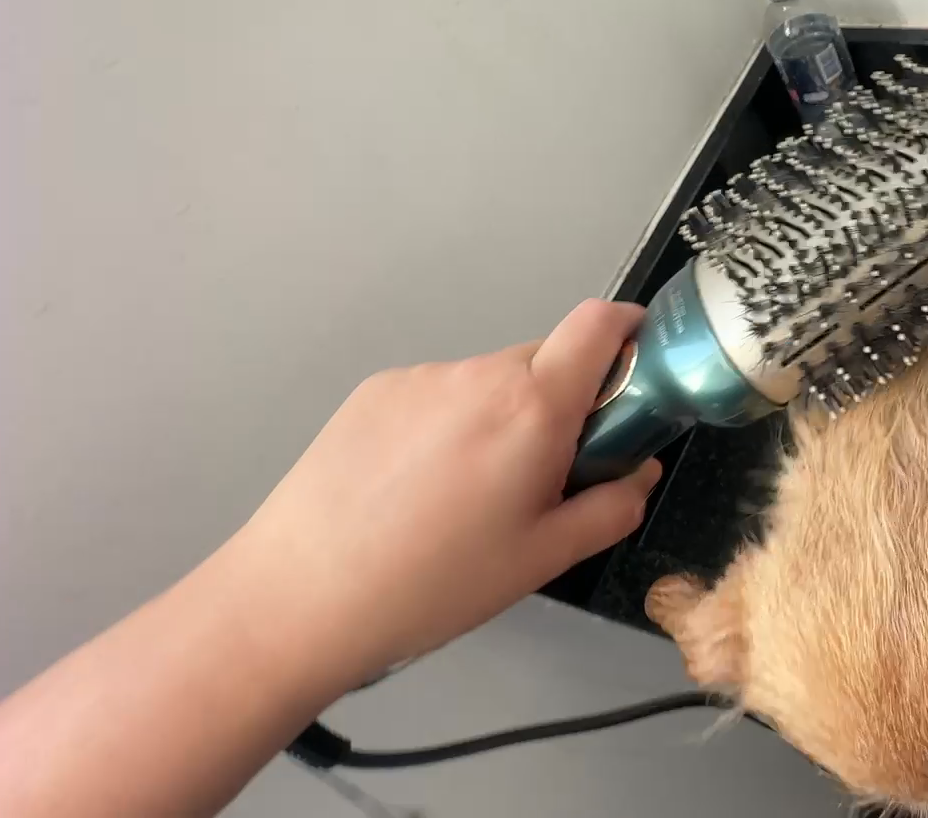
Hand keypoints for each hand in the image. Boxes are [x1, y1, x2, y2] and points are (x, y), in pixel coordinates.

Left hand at [214, 299, 662, 686]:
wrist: (286, 605)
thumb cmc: (437, 583)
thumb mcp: (549, 557)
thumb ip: (617, 504)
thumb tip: (641, 469)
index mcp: (534, 406)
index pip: (598, 323)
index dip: (629, 327)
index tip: (635, 365)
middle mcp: (481, 373)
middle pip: (551, 356)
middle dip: (567, 396)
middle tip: (546, 467)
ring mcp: (422, 377)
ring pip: (497, 377)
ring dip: (510, 411)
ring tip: (471, 486)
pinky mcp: (375, 390)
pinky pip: (446, 389)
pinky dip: (458, 418)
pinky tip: (418, 481)